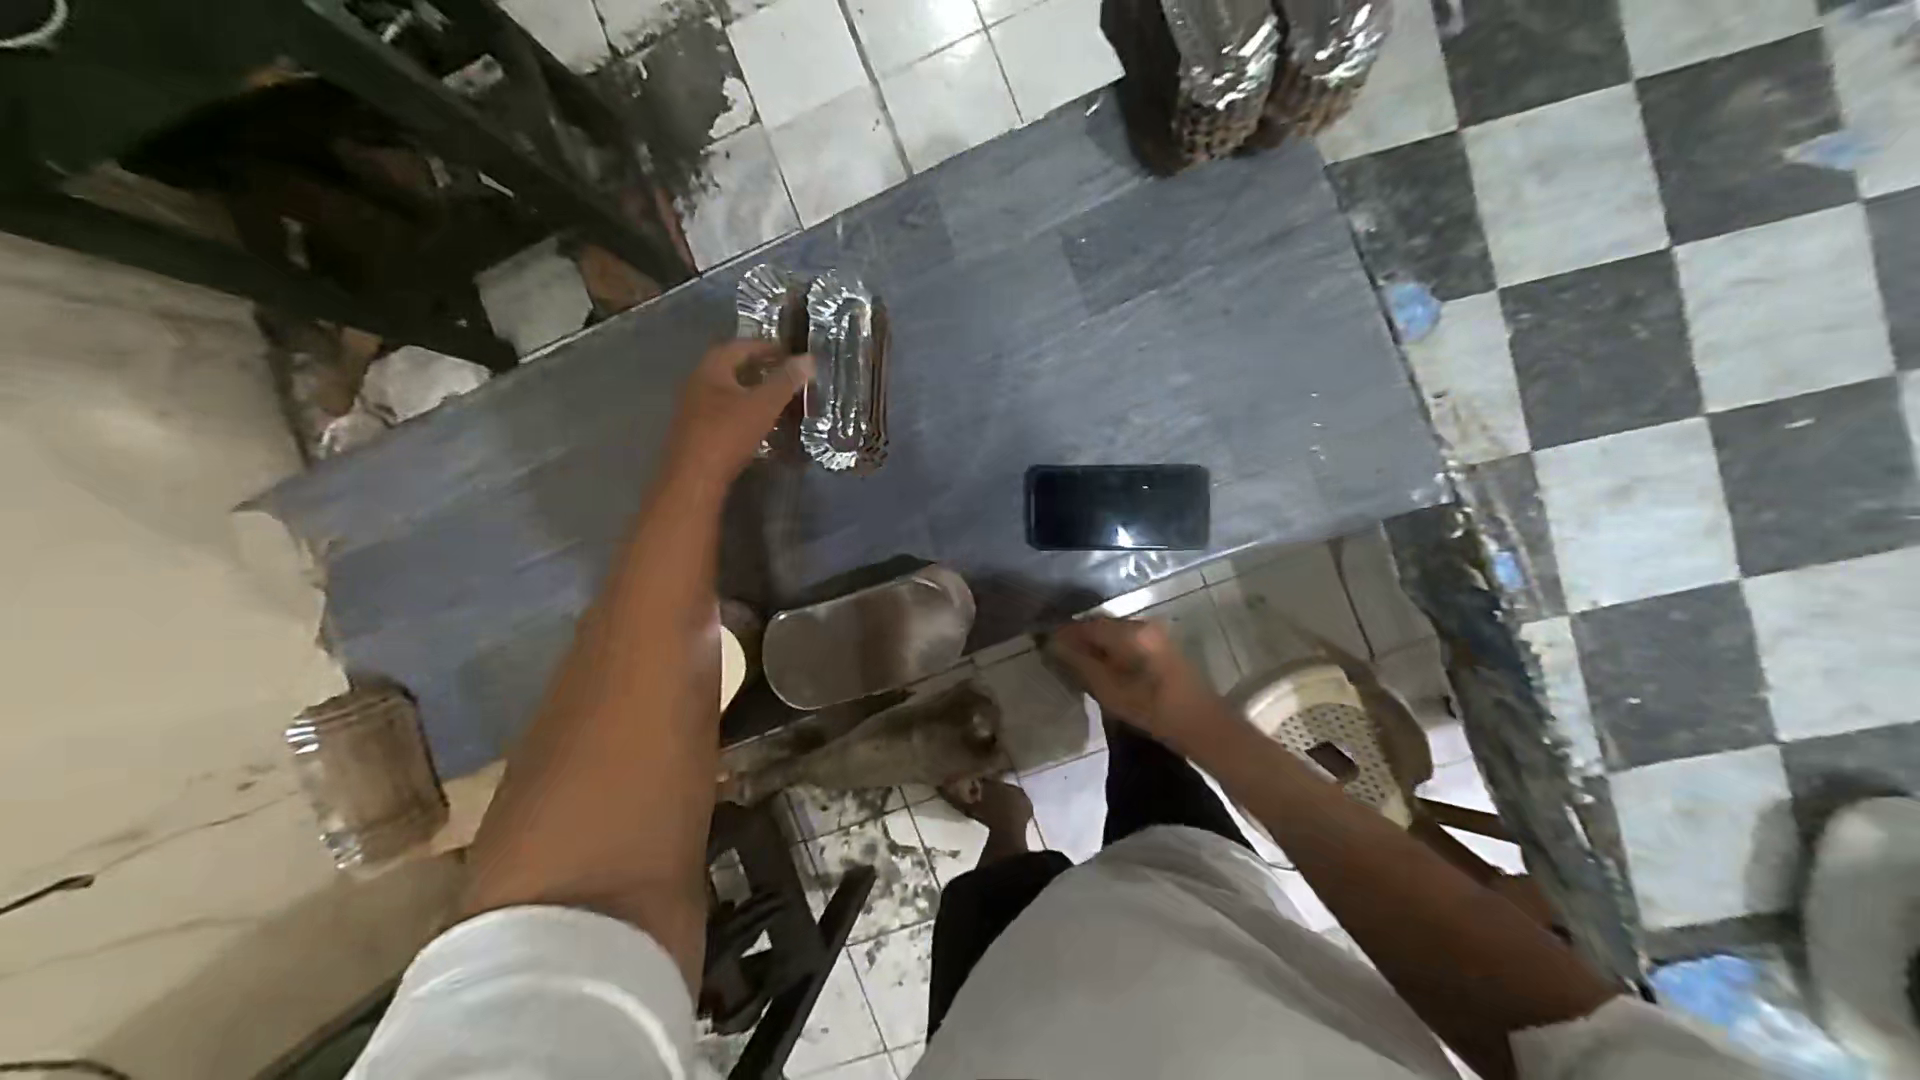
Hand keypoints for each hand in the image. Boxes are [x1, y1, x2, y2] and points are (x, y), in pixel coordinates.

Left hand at [665, 340, 813, 484]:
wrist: (694, 478)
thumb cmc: (728, 434)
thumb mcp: (763, 405)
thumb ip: (785, 381)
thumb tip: (808, 359)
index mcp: (710, 370)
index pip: (739, 347)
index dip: (765, 346)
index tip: (788, 353)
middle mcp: (696, 384)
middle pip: (729, 368)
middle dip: (757, 367)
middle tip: (783, 374)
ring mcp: (692, 410)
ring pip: (725, 392)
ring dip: (749, 391)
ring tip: (774, 398)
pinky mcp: (695, 432)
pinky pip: (722, 412)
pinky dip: (742, 410)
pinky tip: (756, 423)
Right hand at [1047, 617, 1239, 751]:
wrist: (1202, 725)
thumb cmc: (1152, 710)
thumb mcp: (1109, 690)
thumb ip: (1080, 663)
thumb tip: (1054, 643)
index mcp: (1130, 632)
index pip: (1087, 625)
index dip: (1064, 633)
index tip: (1045, 643)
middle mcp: (1143, 625)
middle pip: (1101, 625)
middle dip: (1079, 638)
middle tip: (1058, 654)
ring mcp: (1155, 634)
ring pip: (1114, 633)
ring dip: (1095, 644)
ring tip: (1077, 663)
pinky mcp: (1162, 646)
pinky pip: (1126, 640)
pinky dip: (1110, 649)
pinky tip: (1102, 666)